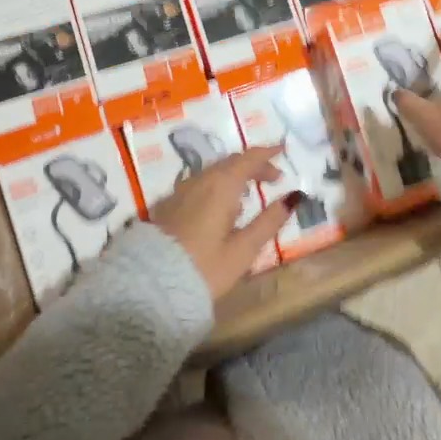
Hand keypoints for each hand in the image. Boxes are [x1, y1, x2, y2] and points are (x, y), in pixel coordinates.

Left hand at [149, 144, 298, 299]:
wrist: (147, 287)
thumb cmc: (204, 269)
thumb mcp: (243, 250)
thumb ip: (269, 221)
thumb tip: (293, 197)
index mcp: (221, 186)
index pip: (248, 158)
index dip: (268, 153)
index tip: (283, 152)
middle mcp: (199, 181)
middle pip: (230, 162)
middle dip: (253, 165)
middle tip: (272, 178)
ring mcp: (180, 192)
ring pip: (212, 173)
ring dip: (233, 176)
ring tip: (247, 196)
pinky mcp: (167, 206)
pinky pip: (197, 185)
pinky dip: (215, 187)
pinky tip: (219, 209)